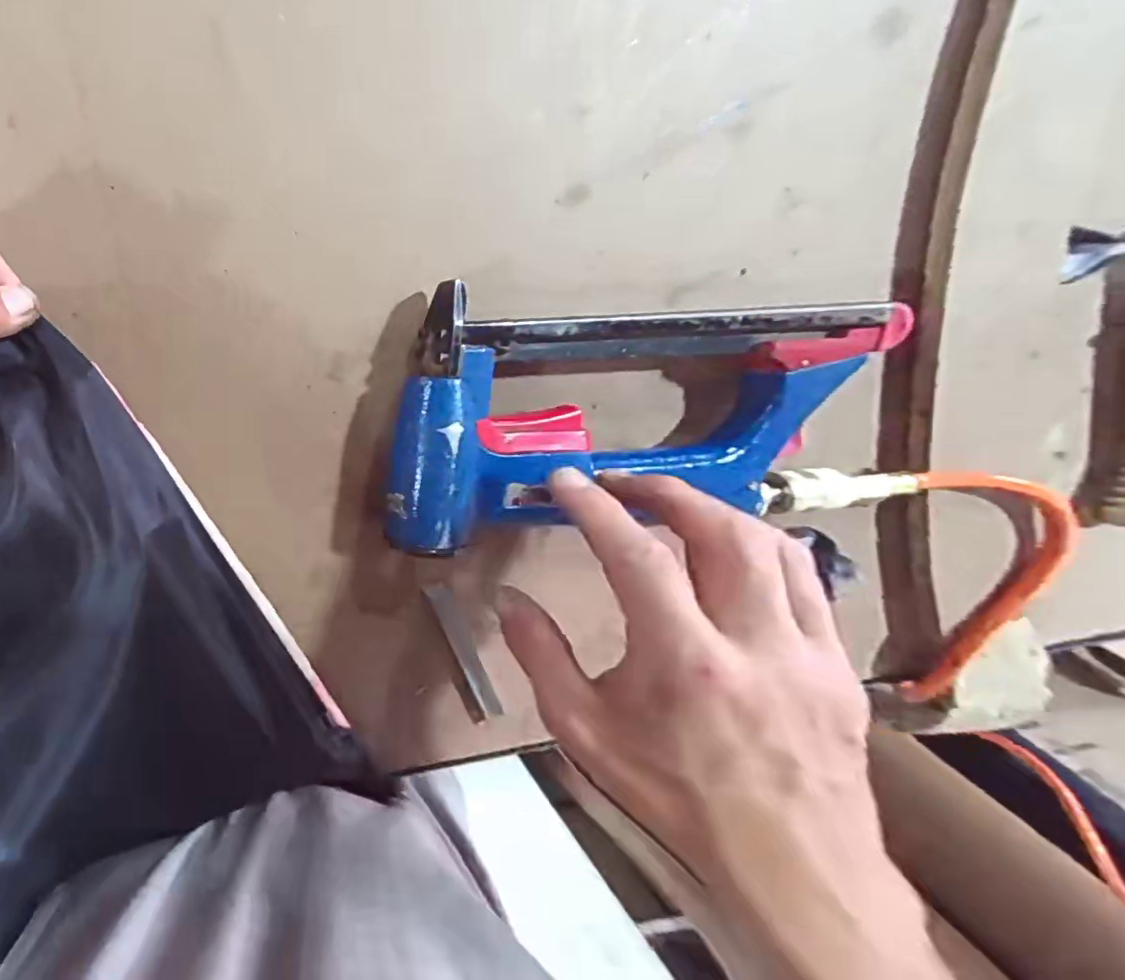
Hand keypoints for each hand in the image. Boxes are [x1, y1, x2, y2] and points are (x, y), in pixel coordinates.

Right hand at [499, 469, 943, 976]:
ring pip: (777, 547)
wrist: (792, 866)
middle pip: (723, 532)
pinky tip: (730, 553)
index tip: (564, 481)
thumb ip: (541, 657)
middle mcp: (756, 643)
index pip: (639, 557)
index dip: (596, 508)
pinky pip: (807, 581)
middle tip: (620, 483)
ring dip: (716, 511)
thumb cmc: (672, 795)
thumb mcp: (583, 730)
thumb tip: (507, 599)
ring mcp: (809, 651)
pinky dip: (760, 547)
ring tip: (672, 506)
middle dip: (666, 492)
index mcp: (685, 661)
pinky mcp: (839, 664)